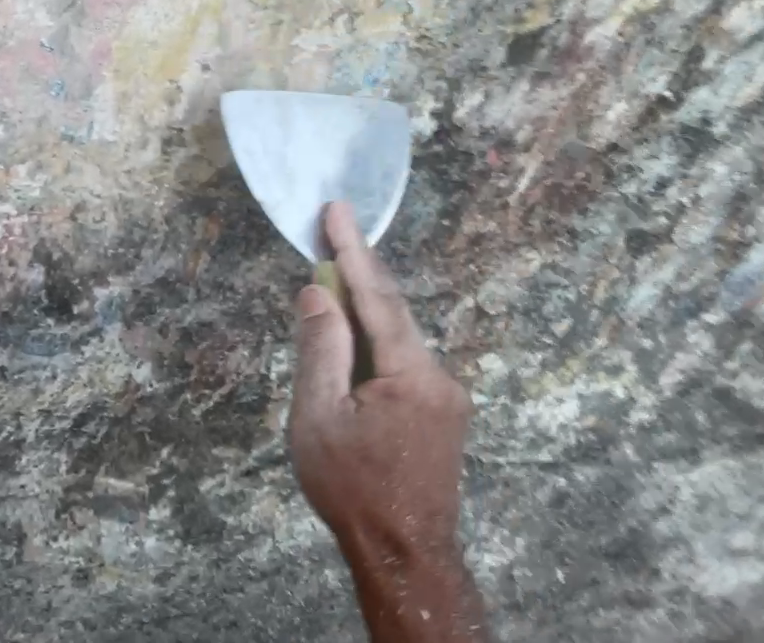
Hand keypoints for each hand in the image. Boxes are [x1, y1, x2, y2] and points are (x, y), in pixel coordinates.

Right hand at [291, 203, 472, 566]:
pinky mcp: (442, 412)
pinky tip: (351, 334)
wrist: (404, 554)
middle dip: (359, 267)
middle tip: (331, 225)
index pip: (376, 298)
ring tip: (332, 275)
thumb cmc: (351, 487)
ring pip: (398, 335)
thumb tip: (317, 293)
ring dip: (364, 303)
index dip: (352, 250)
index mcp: (411, 374)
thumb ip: (320, 349)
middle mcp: (439, 375)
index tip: (336, 209)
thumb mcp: (319, 416)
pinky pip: (403, 357)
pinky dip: (374, 335)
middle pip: (393, 310)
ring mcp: (446, 395)